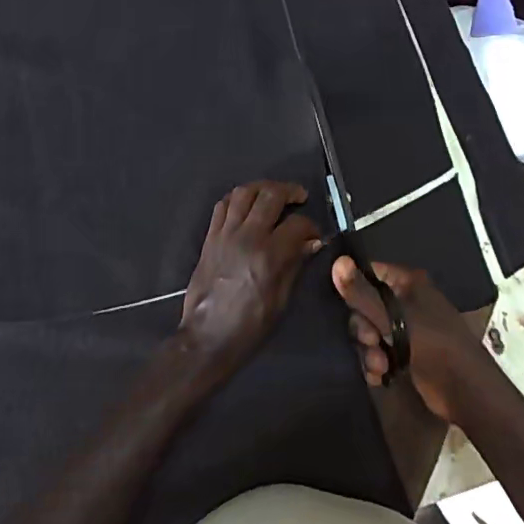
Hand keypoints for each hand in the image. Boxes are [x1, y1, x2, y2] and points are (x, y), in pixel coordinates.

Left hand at [179, 181, 322, 378]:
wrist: (208, 335)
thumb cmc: (250, 325)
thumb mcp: (281, 300)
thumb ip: (295, 265)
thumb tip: (310, 243)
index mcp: (268, 255)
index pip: (297, 224)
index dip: (311, 225)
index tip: (315, 233)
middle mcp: (247, 236)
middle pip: (270, 195)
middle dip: (289, 191)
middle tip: (299, 196)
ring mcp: (225, 233)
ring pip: (243, 192)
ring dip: (261, 188)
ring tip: (273, 194)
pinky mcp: (210, 236)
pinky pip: (222, 205)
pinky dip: (236, 198)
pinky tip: (246, 204)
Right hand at [332, 257, 498, 422]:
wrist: (468, 394)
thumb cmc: (435, 347)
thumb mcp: (395, 319)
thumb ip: (363, 294)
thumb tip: (337, 262)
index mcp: (408, 283)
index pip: (369, 273)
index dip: (352, 286)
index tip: (341, 304)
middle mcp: (406, 301)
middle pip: (365, 305)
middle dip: (363, 328)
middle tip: (370, 340)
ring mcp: (406, 328)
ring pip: (370, 331)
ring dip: (369, 349)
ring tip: (378, 365)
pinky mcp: (406, 353)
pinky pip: (378, 350)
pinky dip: (376, 362)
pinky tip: (379, 375)